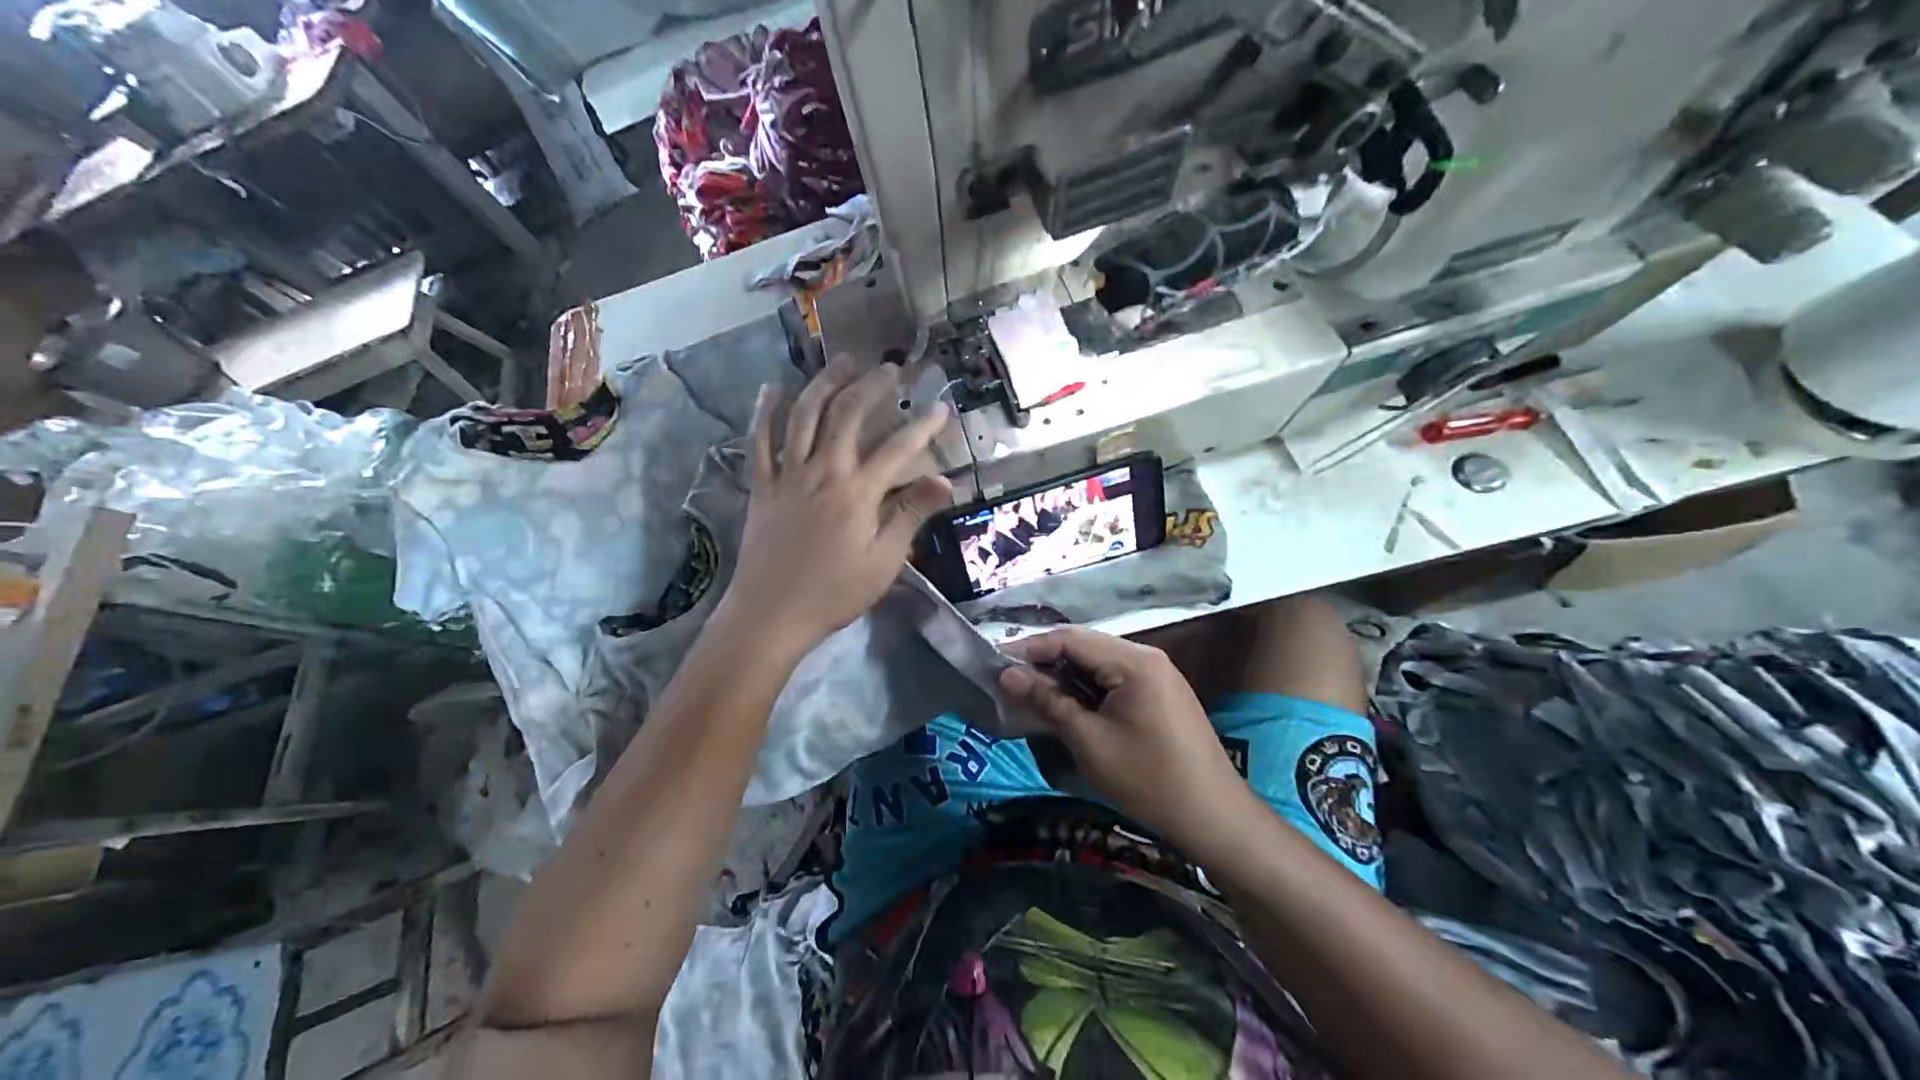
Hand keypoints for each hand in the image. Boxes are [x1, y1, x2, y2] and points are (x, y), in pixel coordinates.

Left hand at [718, 358, 952, 655]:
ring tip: (843, 361)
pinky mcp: (761, 486)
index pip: (898, 448)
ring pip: (804, 415)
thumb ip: (911, 515)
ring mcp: (787, 475)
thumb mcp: (883, 561)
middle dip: (871, 385)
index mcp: (857, 492)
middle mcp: (822, 471)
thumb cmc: (834, 593)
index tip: (941, 408)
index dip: (923, 426)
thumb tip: (945, 481)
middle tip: (890, 369)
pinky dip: (765, 411)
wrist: (771, 614)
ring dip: (825, 382)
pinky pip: (760, 440)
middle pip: (847, 414)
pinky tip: (774, 387)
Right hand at [999, 628, 1253, 851]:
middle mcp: (1147, 657)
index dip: (1029, 649)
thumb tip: (1008, 675)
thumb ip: (1048, 701)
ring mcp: (1158, 675)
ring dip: (1064, 676)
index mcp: (1133, 661)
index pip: (1070, 639)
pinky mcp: (1160, 694)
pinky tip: (1066, 706)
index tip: (995, 664)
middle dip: (1045, 661)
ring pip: (1098, 664)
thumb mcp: (1089, 741)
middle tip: (1008, 681)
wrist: (1213, 816)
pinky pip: (1114, 679)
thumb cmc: (1148, 779)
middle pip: (1085, 646)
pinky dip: (1086, 689)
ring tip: (1030, 694)